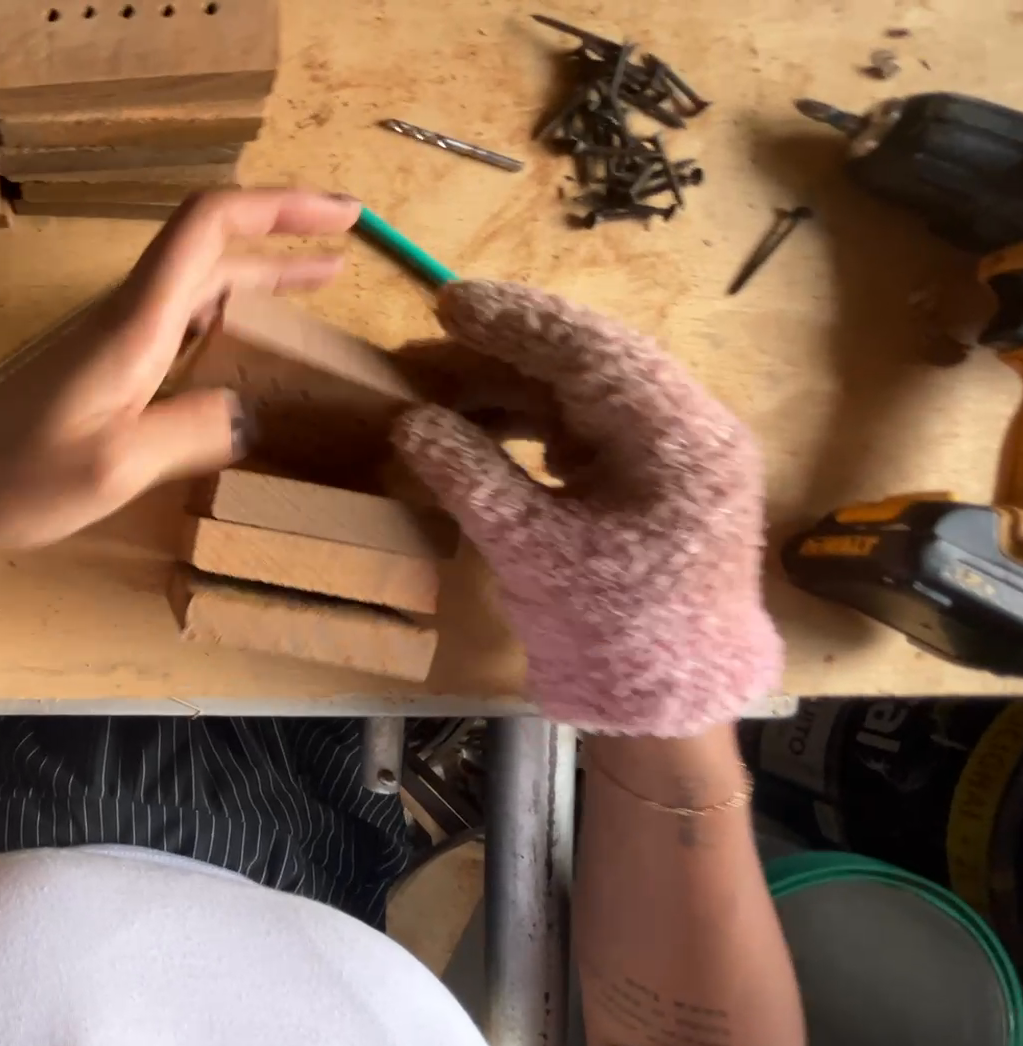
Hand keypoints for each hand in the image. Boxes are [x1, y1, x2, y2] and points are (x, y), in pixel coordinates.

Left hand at [0, 189, 361, 548]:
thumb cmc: (16, 476)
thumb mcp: (117, 465)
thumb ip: (193, 432)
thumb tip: (253, 415)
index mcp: (133, 325)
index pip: (209, 227)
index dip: (278, 207)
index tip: (341, 217)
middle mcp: (122, 319)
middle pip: (208, 252)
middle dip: (280, 240)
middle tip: (342, 252)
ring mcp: (105, 344)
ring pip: (192, 290)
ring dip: (255, 284)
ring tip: (311, 293)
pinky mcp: (94, 372)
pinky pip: (172, 331)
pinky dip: (219, 326)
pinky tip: (237, 355)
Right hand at [391, 281, 779, 735]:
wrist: (662, 699)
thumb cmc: (610, 627)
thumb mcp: (530, 550)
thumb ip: (470, 477)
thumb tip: (409, 421)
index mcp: (677, 439)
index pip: (591, 353)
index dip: (514, 324)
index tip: (446, 305)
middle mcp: (679, 431)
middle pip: (582, 363)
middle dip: (500, 350)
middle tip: (426, 339)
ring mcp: (658, 455)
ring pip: (574, 394)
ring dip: (502, 387)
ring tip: (432, 386)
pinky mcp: (633, 481)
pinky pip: (571, 428)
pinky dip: (518, 422)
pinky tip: (476, 425)